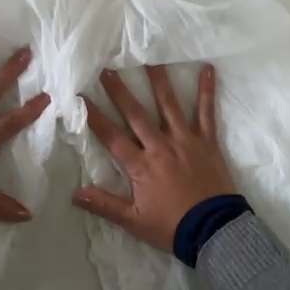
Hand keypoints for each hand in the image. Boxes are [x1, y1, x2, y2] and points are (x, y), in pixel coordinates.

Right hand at [72, 63, 234, 250]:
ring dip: (159, 80)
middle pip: (136, 114)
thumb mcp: (134, 221)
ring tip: (151, 57)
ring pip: (169, 105)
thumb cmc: (172, 227)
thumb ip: (104, 205)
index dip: (95, 116)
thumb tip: (75, 194)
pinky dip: (207, 91)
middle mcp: (161, 146)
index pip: (112, 136)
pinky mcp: (207, 141)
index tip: (81, 96)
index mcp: (141, 165)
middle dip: (120, 91)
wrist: (214, 232)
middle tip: (108, 68)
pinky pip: (206, 113)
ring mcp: (185, 140)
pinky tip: (208, 69)